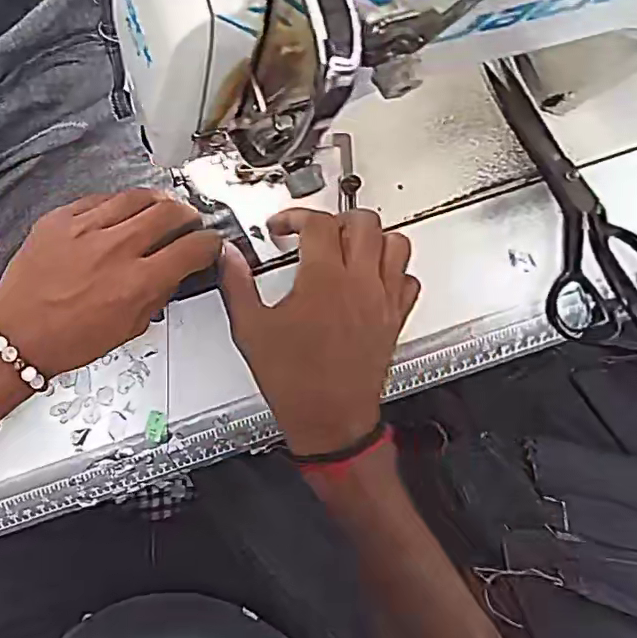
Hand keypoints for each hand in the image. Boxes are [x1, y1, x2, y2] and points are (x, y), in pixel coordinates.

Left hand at [0, 188, 220, 396]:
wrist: (17, 334)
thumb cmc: (66, 339)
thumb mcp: (128, 328)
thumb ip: (158, 295)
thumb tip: (175, 272)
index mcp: (137, 282)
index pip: (192, 247)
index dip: (210, 243)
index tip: (209, 243)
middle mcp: (114, 250)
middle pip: (170, 211)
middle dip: (188, 215)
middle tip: (188, 221)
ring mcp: (85, 230)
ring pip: (137, 196)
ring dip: (157, 202)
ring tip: (160, 209)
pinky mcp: (60, 219)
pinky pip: (100, 198)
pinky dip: (117, 204)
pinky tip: (119, 212)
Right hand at [220, 208, 420, 456]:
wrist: (329, 420)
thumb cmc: (295, 382)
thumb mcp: (250, 329)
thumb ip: (237, 284)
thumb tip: (228, 257)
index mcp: (323, 280)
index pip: (317, 222)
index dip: (293, 217)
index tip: (281, 227)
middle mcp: (359, 284)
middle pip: (362, 221)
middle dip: (333, 219)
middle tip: (313, 233)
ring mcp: (383, 300)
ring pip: (395, 243)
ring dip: (369, 237)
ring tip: (345, 247)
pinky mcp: (396, 319)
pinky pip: (408, 278)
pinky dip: (392, 269)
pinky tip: (370, 277)